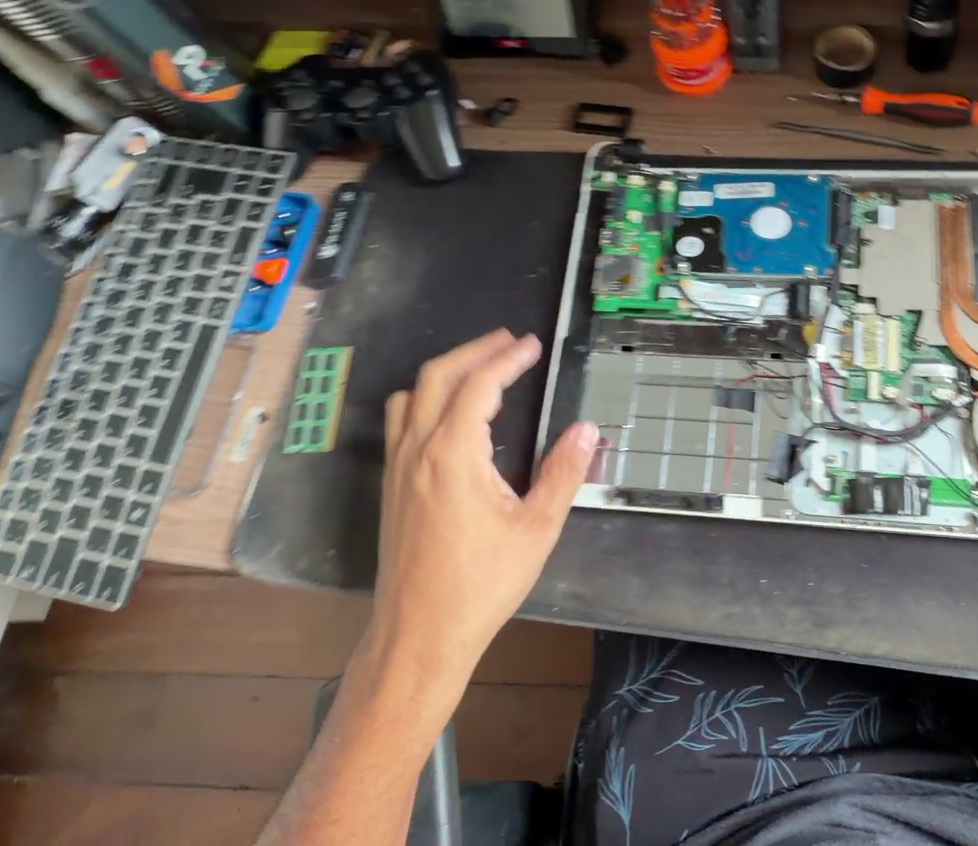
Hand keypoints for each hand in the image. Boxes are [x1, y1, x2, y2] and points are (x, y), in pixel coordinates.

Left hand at [369, 330, 598, 683]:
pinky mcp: (391, 486)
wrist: (419, 634)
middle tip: (510, 343)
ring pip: (412, 395)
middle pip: (438, 376)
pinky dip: (426, 400)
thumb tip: (586, 430)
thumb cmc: (481, 584)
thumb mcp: (536, 529)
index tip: (532, 346)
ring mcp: (397, 467)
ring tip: (481, 372)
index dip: (508, 359)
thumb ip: (562, 473)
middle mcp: (417, 450)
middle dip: (475, 351)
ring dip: (446, 372)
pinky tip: (449, 418)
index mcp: (453, 454)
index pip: (479, 385)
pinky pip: (401, 422)